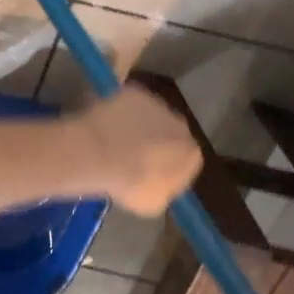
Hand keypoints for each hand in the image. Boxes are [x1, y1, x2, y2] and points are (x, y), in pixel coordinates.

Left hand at [77, 85, 202, 216]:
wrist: (100, 154)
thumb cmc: (130, 185)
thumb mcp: (153, 203)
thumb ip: (162, 189)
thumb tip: (155, 184)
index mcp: (192, 154)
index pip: (185, 159)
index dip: (166, 163)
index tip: (148, 169)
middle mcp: (181, 124)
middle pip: (169, 131)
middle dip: (153, 138)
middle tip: (129, 151)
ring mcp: (157, 103)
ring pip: (148, 113)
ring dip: (136, 121)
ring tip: (112, 134)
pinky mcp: (133, 90)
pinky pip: (127, 100)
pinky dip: (118, 107)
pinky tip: (102, 118)